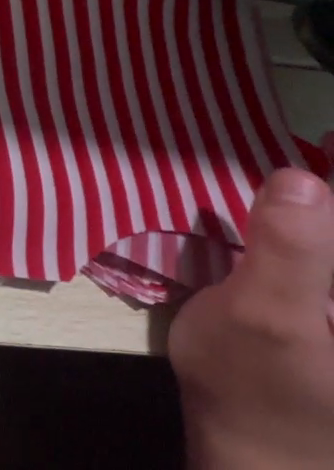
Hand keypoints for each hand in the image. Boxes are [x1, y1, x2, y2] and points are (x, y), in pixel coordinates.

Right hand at [170, 169, 333, 468]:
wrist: (255, 448)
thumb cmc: (258, 385)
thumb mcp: (263, 316)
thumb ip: (288, 249)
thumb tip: (299, 177)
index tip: (322, 141)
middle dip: (323, 191)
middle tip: (304, 153)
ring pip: (325, 237)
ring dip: (312, 211)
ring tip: (294, 182)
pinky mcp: (328, 309)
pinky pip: (316, 256)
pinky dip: (304, 230)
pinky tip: (284, 221)